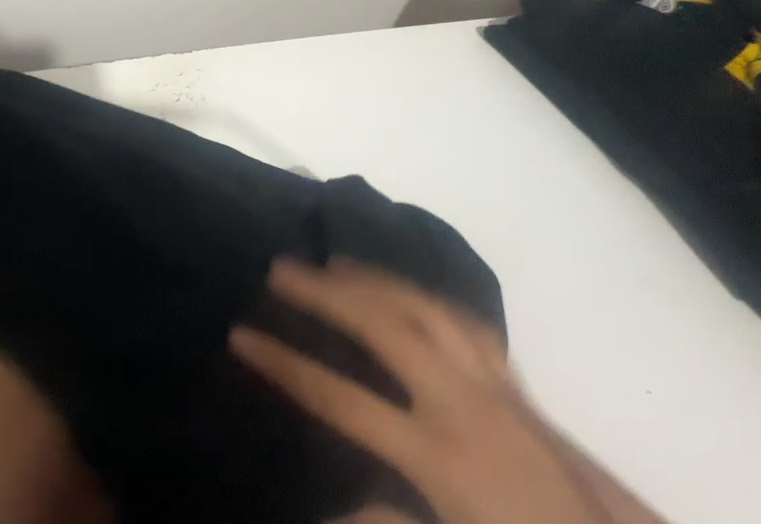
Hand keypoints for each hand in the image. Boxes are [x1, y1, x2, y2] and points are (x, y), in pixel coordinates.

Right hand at [231, 260, 665, 523]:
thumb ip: (385, 519)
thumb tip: (329, 503)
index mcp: (441, 455)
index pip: (343, 399)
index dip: (285, 365)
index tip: (239, 335)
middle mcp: (468, 408)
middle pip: (388, 330)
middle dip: (328, 295)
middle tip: (280, 269)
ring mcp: (499, 392)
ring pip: (433, 312)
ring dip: (378, 281)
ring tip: (336, 262)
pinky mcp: (522, 391)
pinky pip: (471, 326)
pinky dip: (429, 299)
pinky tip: (406, 293)